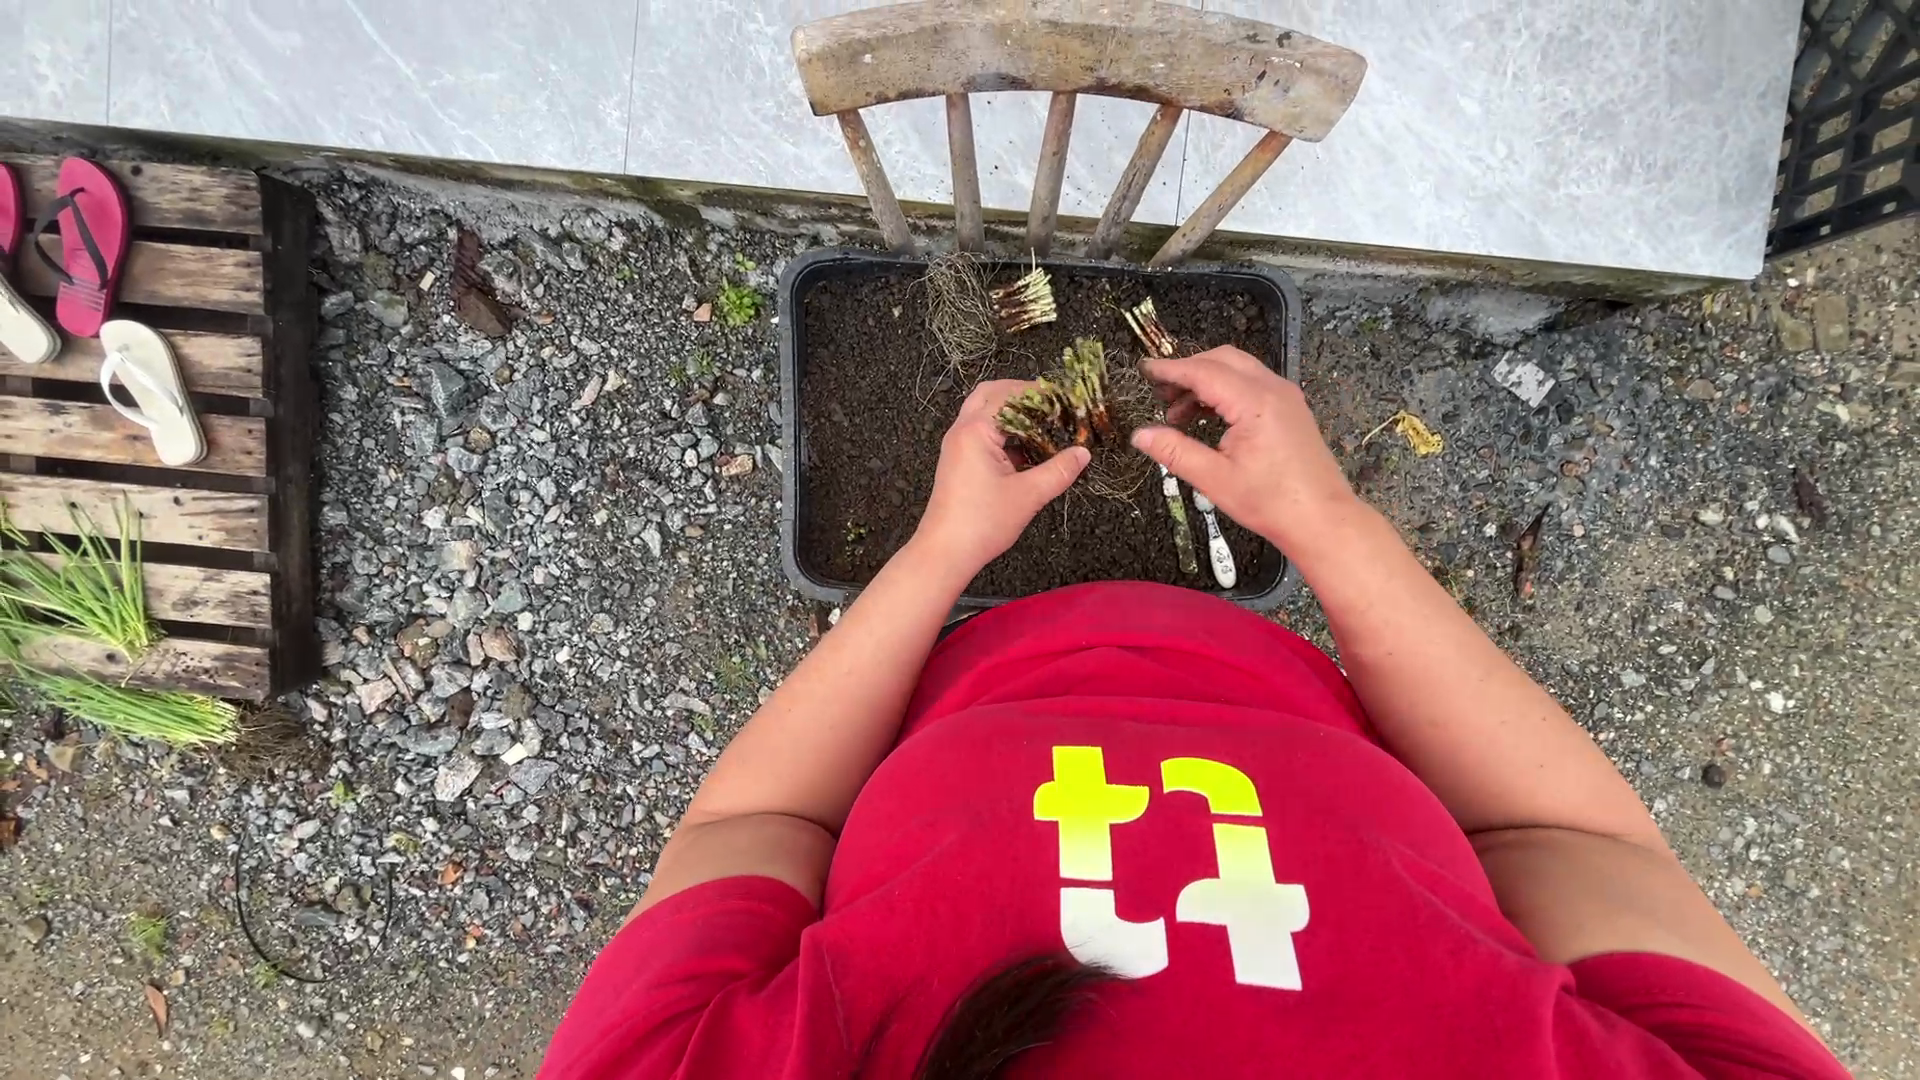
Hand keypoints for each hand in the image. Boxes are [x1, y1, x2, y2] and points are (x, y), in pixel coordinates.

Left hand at [913, 379, 1089, 573]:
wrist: (945, 552)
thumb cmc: (981, 523)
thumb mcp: (1028, 495)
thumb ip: (1059, 470)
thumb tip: (1083, 454)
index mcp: (975, 431)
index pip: (1009, 394)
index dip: (1039, 393)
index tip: (1064, 398)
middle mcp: (962, 431)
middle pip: (990, 394)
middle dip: (1021, 394)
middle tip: (1051, 404)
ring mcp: (957, 446)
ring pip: (984, 414)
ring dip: (1012, 414)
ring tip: (1044, 425)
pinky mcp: (959, 461)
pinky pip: (982, 434)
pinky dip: (1004, 433)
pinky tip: (1028, 450)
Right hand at [1130, 346, 1357, 545]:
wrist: (1321, 518)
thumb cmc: (1271, 502)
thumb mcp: (1214, 479)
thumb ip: (1174, 452)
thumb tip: (1140, 435)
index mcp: (1254, 402)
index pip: (1203, 372)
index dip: (1170, 370)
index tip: (1144, 370)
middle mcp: (1273, 390)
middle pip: (1222, 360)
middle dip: (1187, 370)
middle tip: (1158, 392)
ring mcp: (1285, 397)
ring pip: (1237, 370)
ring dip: (1205, 381)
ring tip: (1177, 412)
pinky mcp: (1289, 409)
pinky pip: (1251, 384)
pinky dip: (1224, 391)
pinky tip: (1206, 417)